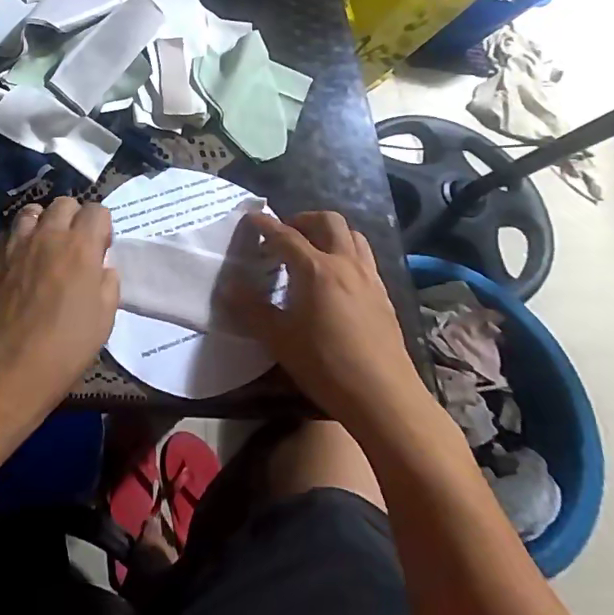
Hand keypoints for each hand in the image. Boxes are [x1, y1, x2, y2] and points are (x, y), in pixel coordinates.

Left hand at [0, 198, 119, 417]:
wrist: (12, 362)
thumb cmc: (68, 344)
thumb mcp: (105, 316)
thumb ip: (107, 282)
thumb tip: (100, 267)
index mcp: (80, 246)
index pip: (96, 210)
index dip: (101, 227)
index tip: (100, 248)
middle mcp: (47, 235)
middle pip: (63, 203)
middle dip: (73, 218)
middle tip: (74, 245)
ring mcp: (16, 243)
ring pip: (31, 211)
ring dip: (43, 222)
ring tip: (45, 245)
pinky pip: (8, 232)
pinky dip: (18, 238)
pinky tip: (21, 259)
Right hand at [221, 211, 430, 439]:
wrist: (383, 396)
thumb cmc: (323, 364)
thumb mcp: (276, 337)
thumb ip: (251, 307)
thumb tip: (229, 286)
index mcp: (316, 270)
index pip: (286, 236)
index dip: (266, 224)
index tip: (251, 219)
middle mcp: (345, 265)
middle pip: (329, 222)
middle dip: (303, 220)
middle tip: (283, 234)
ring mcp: (369, 279)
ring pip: (353, 236)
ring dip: (328, 234)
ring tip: (308, 250)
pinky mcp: (383, 295)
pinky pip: (364, 258)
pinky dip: (345, 253)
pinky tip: (331, 278)